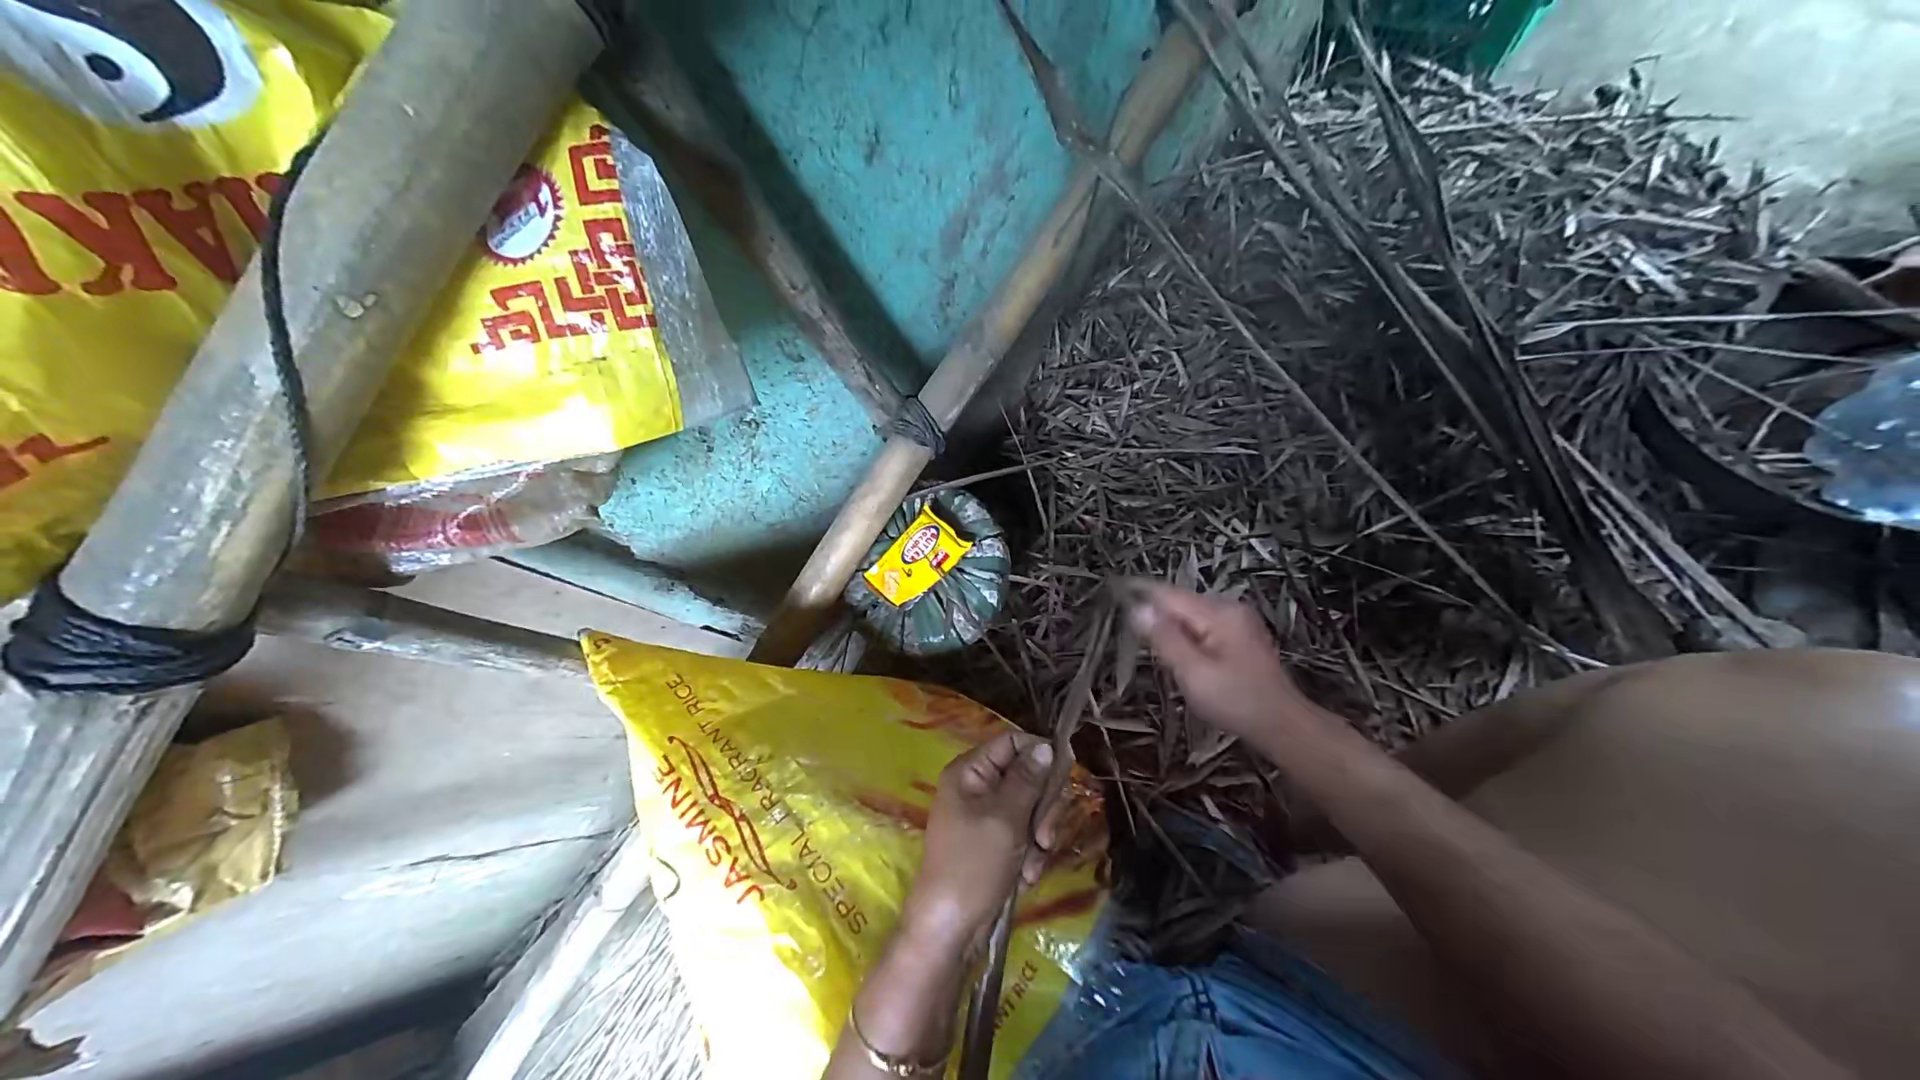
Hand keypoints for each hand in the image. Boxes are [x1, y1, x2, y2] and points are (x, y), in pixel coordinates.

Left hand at [901, 731, 1056, 953]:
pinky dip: (1031, 853)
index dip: (1039, 754)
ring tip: (1032, 862)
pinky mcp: (995, 842)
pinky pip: (1025, 834)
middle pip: (1027, 775)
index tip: (1064, 775)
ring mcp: (986, 816)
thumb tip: (1045, 746)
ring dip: (1040, 836)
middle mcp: (977, 787)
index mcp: (970, 772)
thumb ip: (1028, 780)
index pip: (1012, 742)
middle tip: (1044, 834)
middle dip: (1042, 806)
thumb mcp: (1005, 819)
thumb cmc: (972, 866)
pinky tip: (1025, 876)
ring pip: (1031, 807)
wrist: (950, 929)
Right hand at [1128, 584, 1330, 740]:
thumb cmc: (1236, 701)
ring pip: (1189, 618)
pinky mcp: (1239, 637)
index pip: (1167, 594)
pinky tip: (1188, 666)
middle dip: (1158, 622)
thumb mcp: (1193, 672)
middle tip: (1145, 652)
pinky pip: (1202, 629)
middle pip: (1178, 604)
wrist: (1283, 726)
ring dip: (1172, 635)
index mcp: (1218, 612)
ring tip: (1168, 663)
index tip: (1113, 602)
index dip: (1139, 597)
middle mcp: (1229, 608)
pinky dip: (1188, 642)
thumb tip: (1138, 609)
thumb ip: (1164, 638)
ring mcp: (1237, 622)